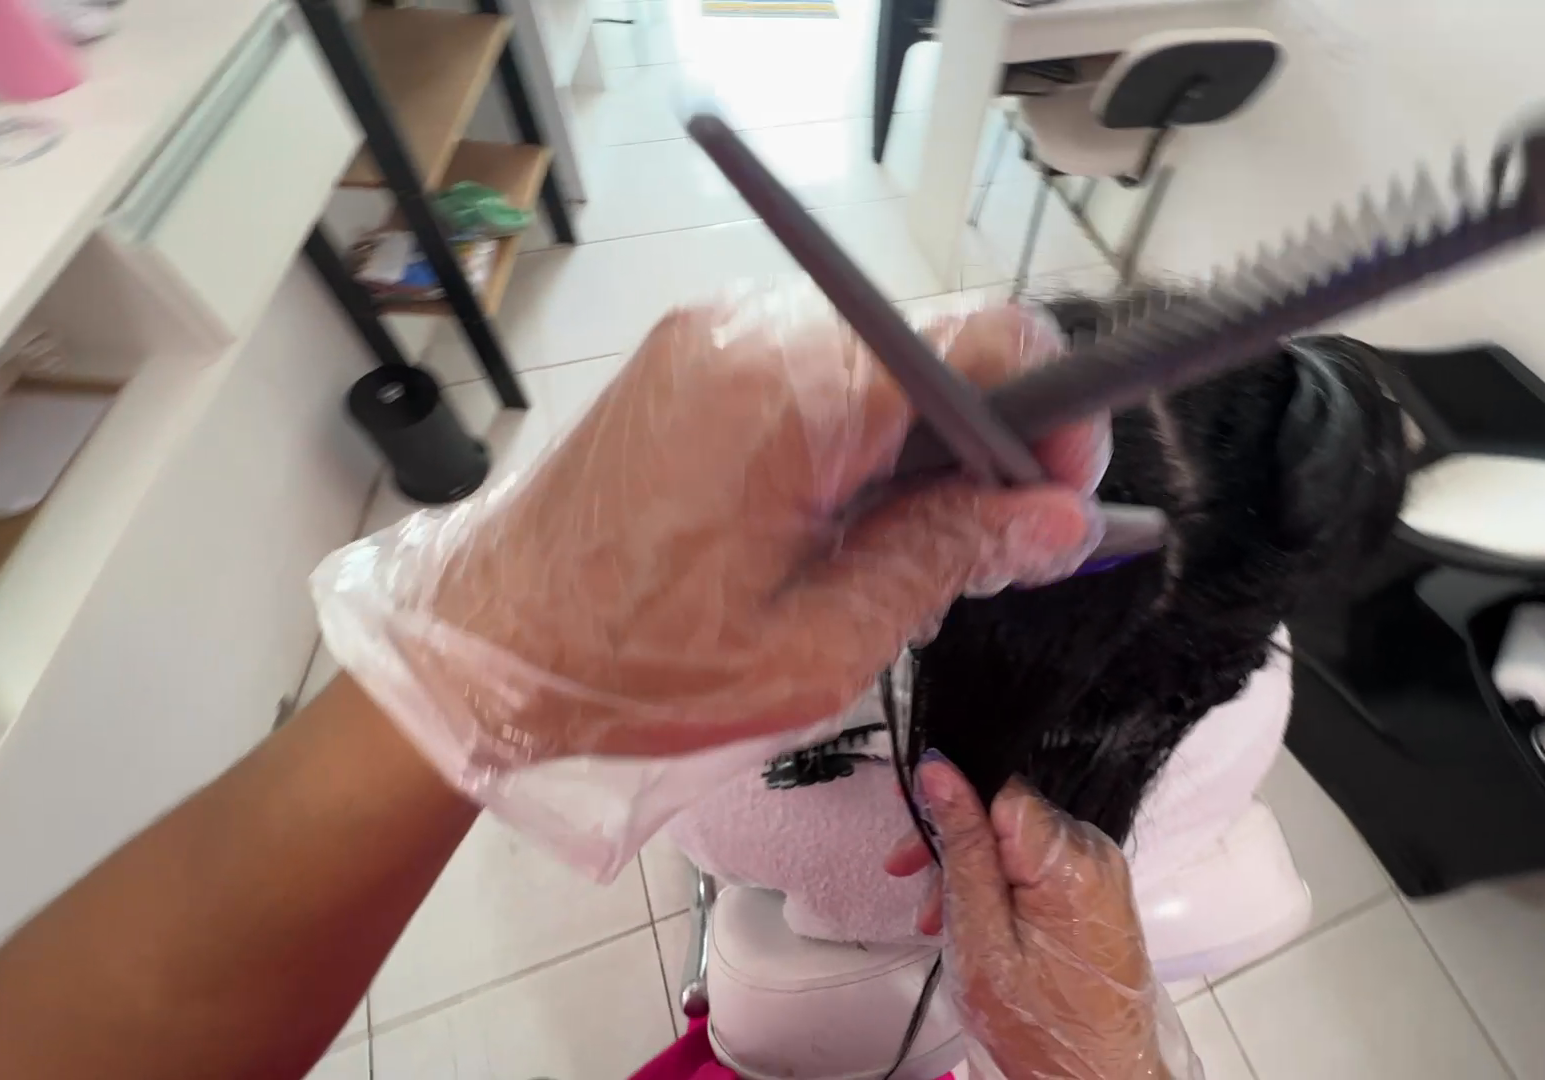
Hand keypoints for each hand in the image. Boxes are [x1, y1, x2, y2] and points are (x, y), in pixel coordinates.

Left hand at [314, 289, 1104, 762]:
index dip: (1052, 409)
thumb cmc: (640, 672)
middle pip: (935, 347)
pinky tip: (849, 519)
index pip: (983, 338)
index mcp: (790, 390)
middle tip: (990, 540)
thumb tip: (1061, 516)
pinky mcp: (697, 365)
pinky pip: (823, 380)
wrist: (483, 653)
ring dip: (926, 447)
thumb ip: (948, 558)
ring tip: (909, 546)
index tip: (1060, 494)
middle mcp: (754, 330)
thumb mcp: (821, 644)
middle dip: (989, 440)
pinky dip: (866, 441)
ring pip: (883, 366)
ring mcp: (718, 338)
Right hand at [893, 757, 1192, 1079]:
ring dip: (968, 864)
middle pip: (1003, 811)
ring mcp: (1097, 868)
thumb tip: (939, 769)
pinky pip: (1034, 861)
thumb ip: (962, 845)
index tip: (908, 809)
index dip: (949, 792)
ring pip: (1013, 836)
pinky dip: (998, 880)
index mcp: (1068, 858)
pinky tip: (969, 912)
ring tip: (932, 914)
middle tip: (905, 871)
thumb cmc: (1037, 1025)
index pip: (999, 787)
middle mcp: (1091, 849)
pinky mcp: (1094, 886)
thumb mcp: (980, 935)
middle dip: (951, 838)